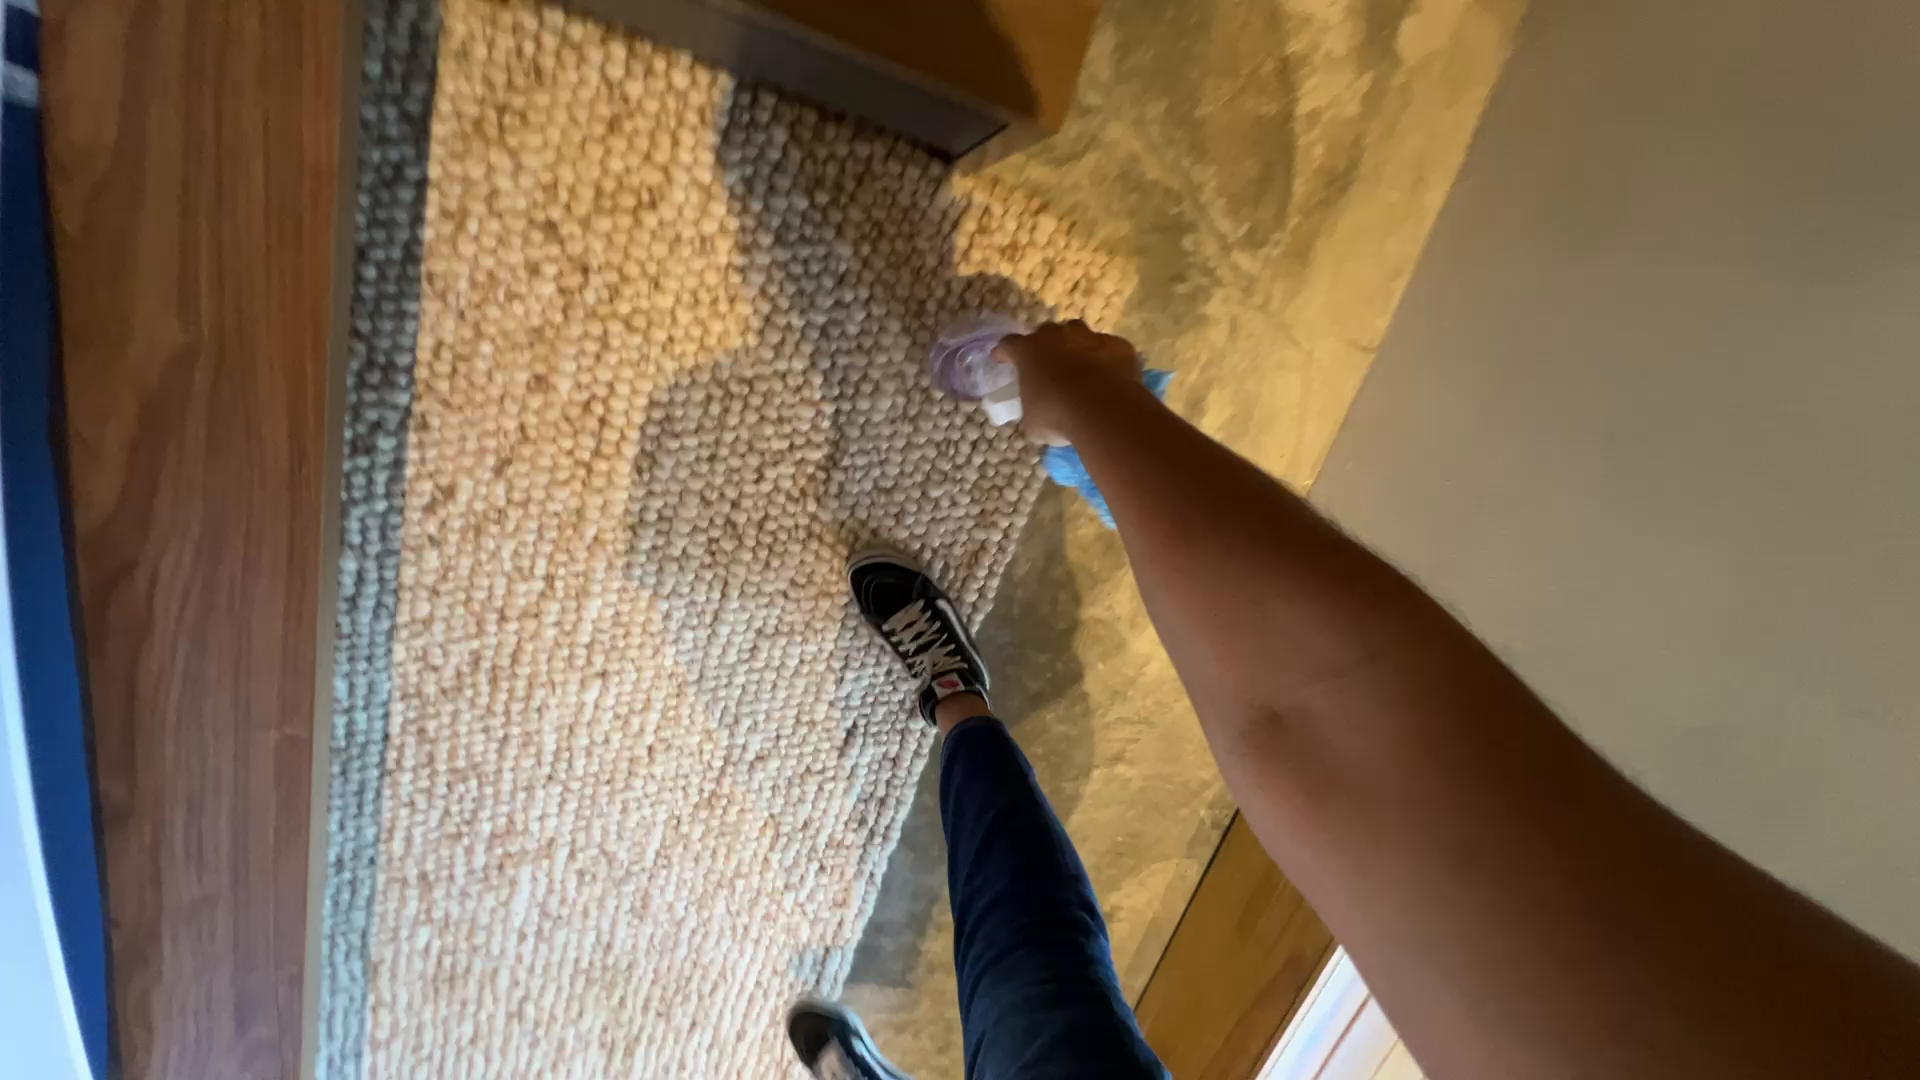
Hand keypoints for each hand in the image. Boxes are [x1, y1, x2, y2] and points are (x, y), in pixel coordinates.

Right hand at [993, 320, 1144, 445]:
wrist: (1102, 408)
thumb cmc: (1056, 415)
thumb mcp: (1033, 423)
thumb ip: (1032, 411)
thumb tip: (1038, 416)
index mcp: (1029, 352)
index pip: (1009, 345)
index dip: (1004, 352)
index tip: (1000, 358)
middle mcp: (1057, 336)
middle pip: (1046, 333)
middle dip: (1044, 345)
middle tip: (1046, 364)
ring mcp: (1089, 337)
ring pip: (1078, 333)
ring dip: (1075, 346)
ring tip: (1078, 366)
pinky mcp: (1117, 345)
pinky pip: (1108, 349)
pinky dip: (1106, 360)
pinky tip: (1108, 377)